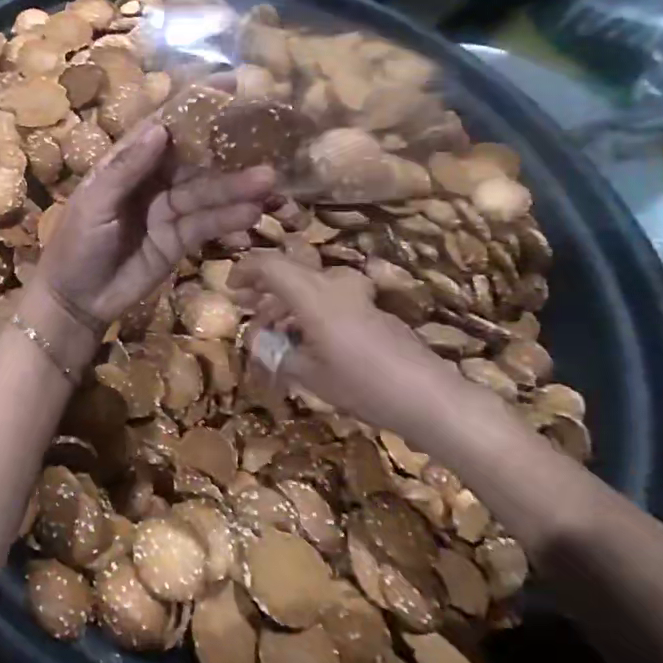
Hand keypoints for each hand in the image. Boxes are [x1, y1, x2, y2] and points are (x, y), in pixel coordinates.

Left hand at [36, 121, 273, 326]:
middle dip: (228, 152)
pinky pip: (207, 224)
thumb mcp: (94, 204)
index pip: (163, 127)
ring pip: (206, 192)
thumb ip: (126, 169)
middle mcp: (151, 180)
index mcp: (125, 162)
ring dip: (237, 187)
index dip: (193, 107)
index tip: (230, 85)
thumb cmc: (75, 244)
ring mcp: (167, 210)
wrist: (76, 299)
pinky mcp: (179, 240)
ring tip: (269, 182)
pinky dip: (229, 218)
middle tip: (267, 141)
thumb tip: (161, 128)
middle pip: (194, 159)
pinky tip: (253, 213)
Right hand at [227, 253, 515, 448]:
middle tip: (250, 307)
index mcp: (313, 295)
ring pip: (312, 285)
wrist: (430, 397)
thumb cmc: (362, 385)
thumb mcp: (307, 374)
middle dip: (265, 286)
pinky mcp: (373, 311)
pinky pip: (331, 299)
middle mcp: (334, 286)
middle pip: (291, 271)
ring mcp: (358, 297)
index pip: (270, 264)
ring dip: (288, 301)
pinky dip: (310, 310)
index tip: (232, 288)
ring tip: (275, 331)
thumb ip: (277, 352)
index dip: (246, 270)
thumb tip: (258, 342)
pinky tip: (308, 341)